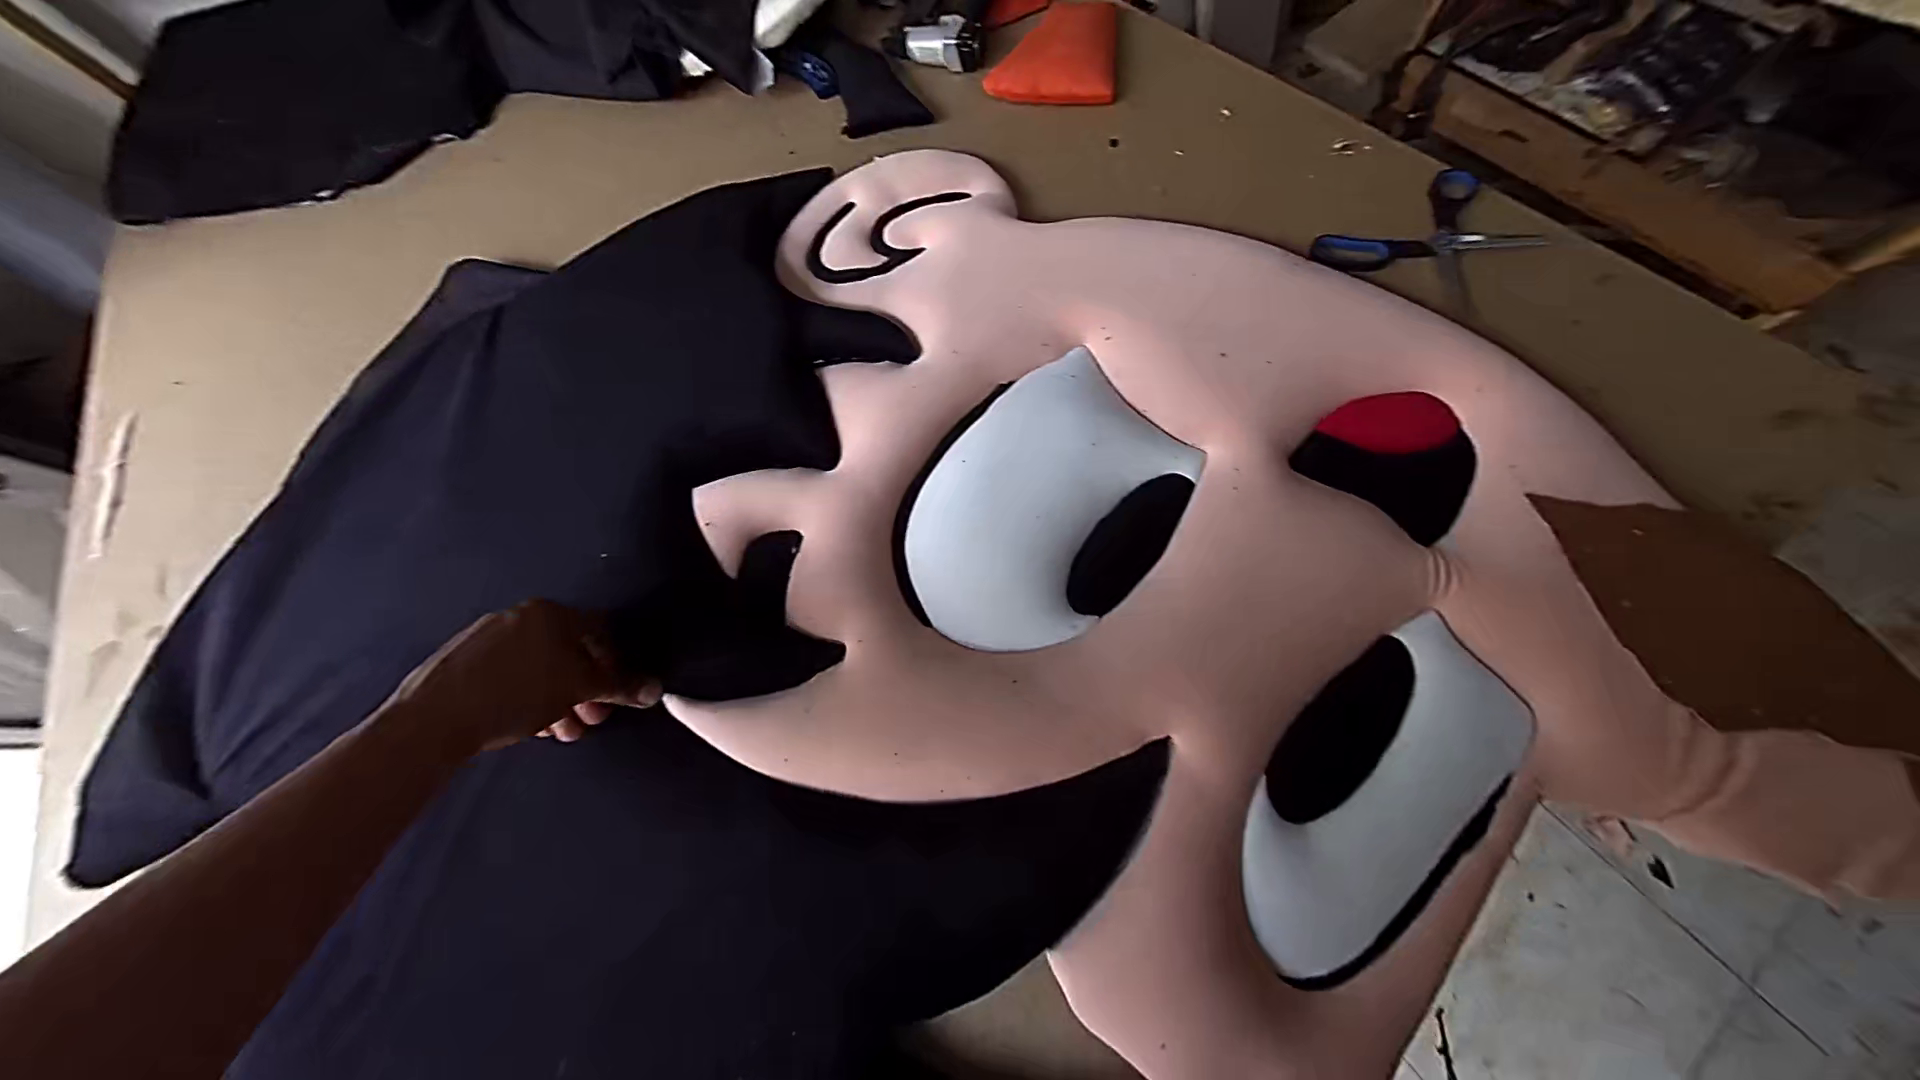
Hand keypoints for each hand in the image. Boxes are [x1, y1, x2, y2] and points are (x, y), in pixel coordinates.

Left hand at [382, 600, 660, 753]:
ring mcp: (486, 638)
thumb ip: (621, 686)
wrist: (430, 722)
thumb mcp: (580, 690)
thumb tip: (656, 688)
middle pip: (569, 651)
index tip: (618, 691)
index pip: (601, 631)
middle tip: (593, 717)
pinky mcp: (461, 662)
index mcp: (550, 613)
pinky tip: (532, 726)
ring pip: (540, 667)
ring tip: (563, 731)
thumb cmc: (516, 695)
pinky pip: (510, 674)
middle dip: (586, 688)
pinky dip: (528, 696)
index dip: (616, 662)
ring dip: (559, 699)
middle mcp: (518, 617)